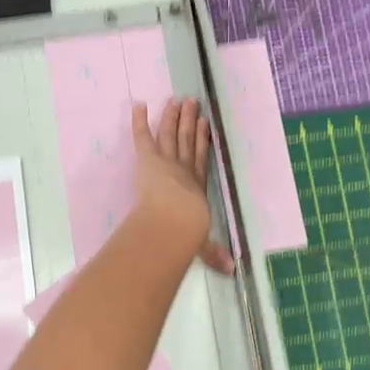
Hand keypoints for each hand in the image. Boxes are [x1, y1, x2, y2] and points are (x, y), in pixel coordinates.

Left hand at [132, 98, 233, 274]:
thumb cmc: (190, 232)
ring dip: (173, 116)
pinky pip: (143, 137)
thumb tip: (231, 270)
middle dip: (190, 122)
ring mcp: (167, 161)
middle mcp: (184, 170)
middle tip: (192, 103)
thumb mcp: (202, 245)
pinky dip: (140, 121)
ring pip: (171, 134)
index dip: (202, 142)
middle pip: (188, 140)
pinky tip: (139, 105)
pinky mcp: (149, 158)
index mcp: (197, 187)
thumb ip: (213, 253)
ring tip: (177, 99)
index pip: (199, 160)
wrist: (176, 221)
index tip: (206, 125)